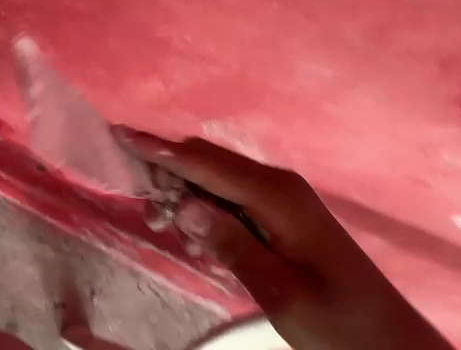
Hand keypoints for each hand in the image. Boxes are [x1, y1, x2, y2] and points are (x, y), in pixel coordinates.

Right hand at [116, 128, 453, 349]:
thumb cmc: (342, 329)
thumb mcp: (283, 295)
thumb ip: (231, 245)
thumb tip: (182, 201)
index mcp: (278, 196)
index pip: (205, 161)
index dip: (159, 148)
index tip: (118, 132)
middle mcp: (278, 185)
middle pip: (207, 161)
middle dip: (168, 173)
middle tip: (143, 204)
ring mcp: (282, 198)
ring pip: (215, 178)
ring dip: (184, 194)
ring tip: (166, 230)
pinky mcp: (282, 216)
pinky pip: (230, 197)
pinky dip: (205, 208)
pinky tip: (196, 235)